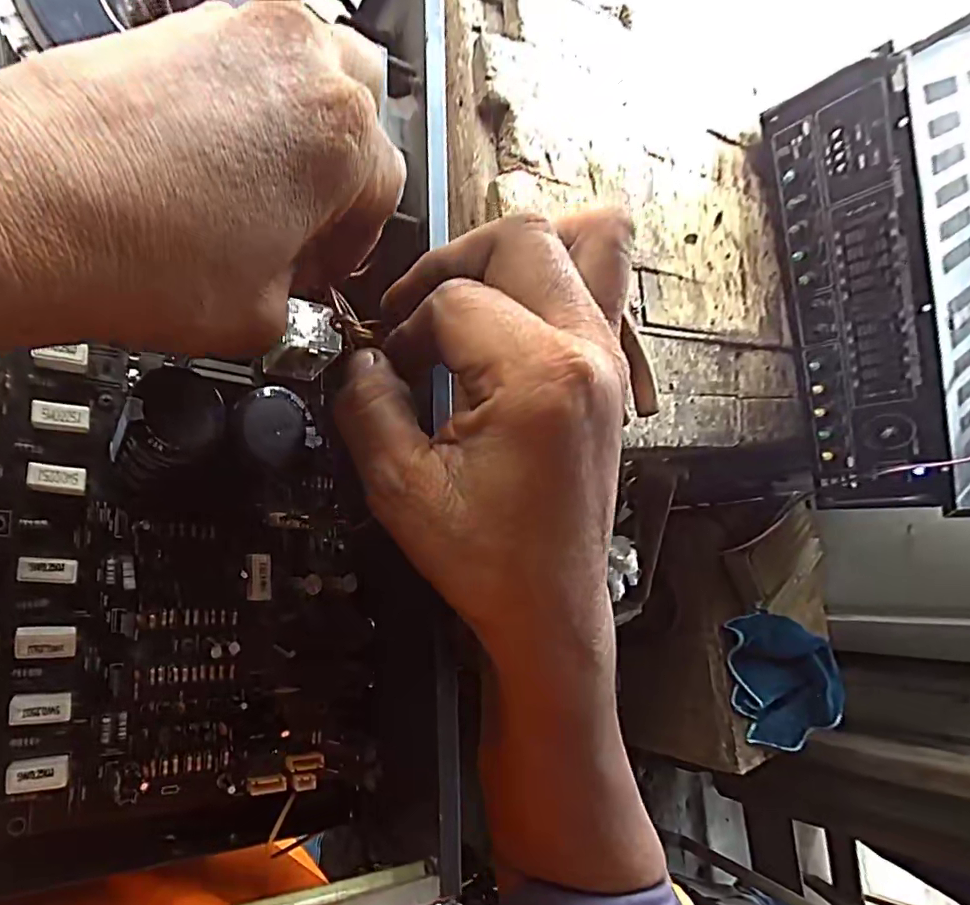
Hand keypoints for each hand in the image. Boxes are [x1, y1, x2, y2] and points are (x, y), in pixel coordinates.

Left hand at [0, 1, 404, 356]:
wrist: (22, 207)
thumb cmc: (136, 257)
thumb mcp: (258, 319)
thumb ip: (302, 300)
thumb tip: (298, 288)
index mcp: (342, 137)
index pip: (384, 193)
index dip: (354, 245)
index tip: (323, 271)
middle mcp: (302, 59)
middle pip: (360, 116)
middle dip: (341, 177)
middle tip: (304, 228)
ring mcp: (239, 25)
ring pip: (309, 78)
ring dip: (303, 136)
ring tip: (264, 195)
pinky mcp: (183, 21)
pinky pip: (249, 64)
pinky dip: (252, 110)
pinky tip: (220, 165)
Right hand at [335, 210, 633, 665]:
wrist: (548, 603)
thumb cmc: (489, 560)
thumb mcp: (400, 489)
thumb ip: (367, 406)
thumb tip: (361, 360)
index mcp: (537, 377)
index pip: (453, 300)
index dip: (405, 327)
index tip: (390, 367)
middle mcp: (586, 355)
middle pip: (522, 236)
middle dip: (451, 261)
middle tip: (416, 308)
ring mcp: (607, 363)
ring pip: (584, 239)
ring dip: (515, 252)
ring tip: (472, 291)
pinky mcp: (608, 379)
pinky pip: (597, 286)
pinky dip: (550, 281)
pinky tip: (509, 323)